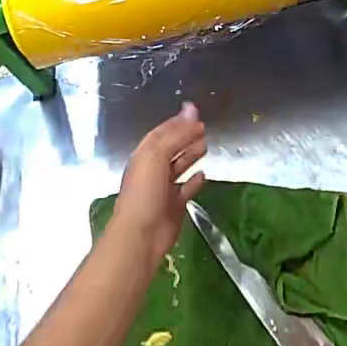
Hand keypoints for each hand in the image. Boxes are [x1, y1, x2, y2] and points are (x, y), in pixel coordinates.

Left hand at [106, 103, 206, 265]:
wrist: (141, 234)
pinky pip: (185, 190)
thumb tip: (191, 111)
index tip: (193, 113)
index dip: (176, 123)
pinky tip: (204, 174)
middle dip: (185, 137)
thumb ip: (175, 135)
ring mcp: (162, 189)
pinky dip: (194, 181)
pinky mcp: (173, 206)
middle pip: (170, 149)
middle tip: (204, 128)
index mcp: (144, 156)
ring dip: (190, 155)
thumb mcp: (156, 158)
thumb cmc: (144, 193)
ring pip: (178, 167)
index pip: (160, 134)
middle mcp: (152, 170)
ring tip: (206, 144)